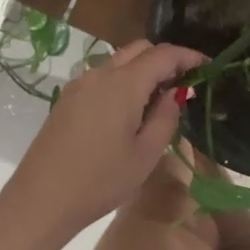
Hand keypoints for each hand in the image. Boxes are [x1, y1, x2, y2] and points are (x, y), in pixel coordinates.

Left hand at [0, 39, 206, 238]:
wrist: (42, 199)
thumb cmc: (100, 181)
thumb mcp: (145, 155)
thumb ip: (165, 118)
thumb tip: (174, 94)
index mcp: (123, 84)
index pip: (162, 55)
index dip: (188, 56)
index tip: (207, 65)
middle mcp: (99, 74)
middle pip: (138, 49)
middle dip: (164, 59)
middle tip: (185, 82)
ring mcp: (78, 86)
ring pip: (117, 63)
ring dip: (141, 71)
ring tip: (159, 101)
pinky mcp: (66, 101)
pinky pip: (101, 79)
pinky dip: (122, 83)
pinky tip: (129, 112)